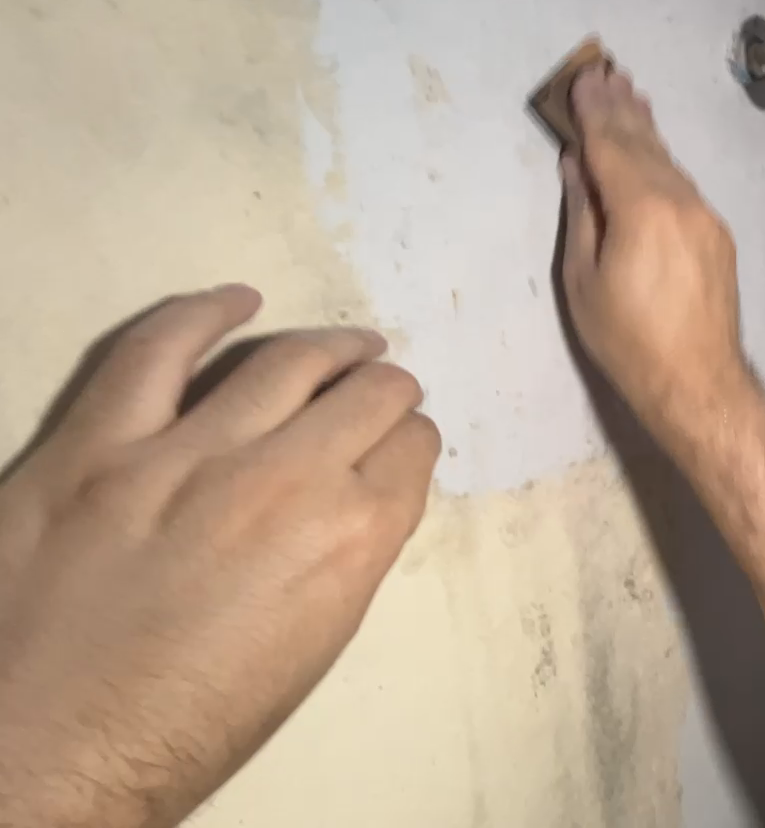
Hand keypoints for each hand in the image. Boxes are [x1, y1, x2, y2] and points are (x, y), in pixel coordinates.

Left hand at [0, 286, 439, 827]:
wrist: (32, 773)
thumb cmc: (207, 710)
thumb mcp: (327, 624)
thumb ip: (364, 532)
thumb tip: (373, 472)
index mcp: (357, 532)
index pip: (416, 442)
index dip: (411, 438)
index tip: (398, 445)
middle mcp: (289, 479)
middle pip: (374, 391)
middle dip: (389, 388)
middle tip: (380, 394)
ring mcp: (183, 458)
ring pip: (289, 360)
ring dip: (335, 346)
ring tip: (348, 345)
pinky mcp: (82, 454)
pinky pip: (152, 352)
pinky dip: (202, 314)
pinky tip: (236, 300)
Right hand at [559, 66, 748, 435]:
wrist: (698, 378)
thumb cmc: (626, 338)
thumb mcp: (584, 277)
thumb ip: (584, 211)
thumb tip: (577, 162)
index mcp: (644, 209)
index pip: (613, 146)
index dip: (595, 111)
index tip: (582, 76)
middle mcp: (684, 203)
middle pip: (647, 147)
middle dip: (623, 108)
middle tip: (606, 70)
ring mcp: (708, 219)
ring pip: (671, 165)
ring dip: (648, 130)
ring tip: (631, 95)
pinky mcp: (719, 237)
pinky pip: (685, 187)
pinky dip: (666, 163)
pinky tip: (656, 152)